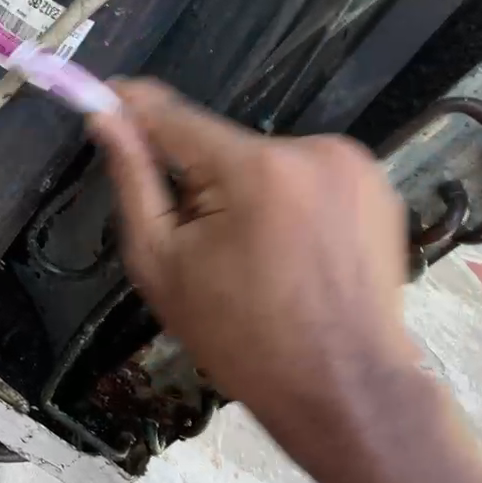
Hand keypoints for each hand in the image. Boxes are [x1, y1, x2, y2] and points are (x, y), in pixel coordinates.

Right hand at [86, 81, 425, 482]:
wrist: (342, 387)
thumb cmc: (235, 335)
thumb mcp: (160, 262)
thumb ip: (133, 181)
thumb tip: (105, 120)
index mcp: (255, 170)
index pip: (175, 117)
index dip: (133, 107)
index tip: (103, 95)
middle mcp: (313, 149)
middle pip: (222, 146)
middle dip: (196, 178)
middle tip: (190, 240)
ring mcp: (354, 165)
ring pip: (262, 162)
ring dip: (239, 191)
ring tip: (244, 255)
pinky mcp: (378, 185)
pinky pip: (302, 177)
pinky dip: (280, 201)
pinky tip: (284, 251)